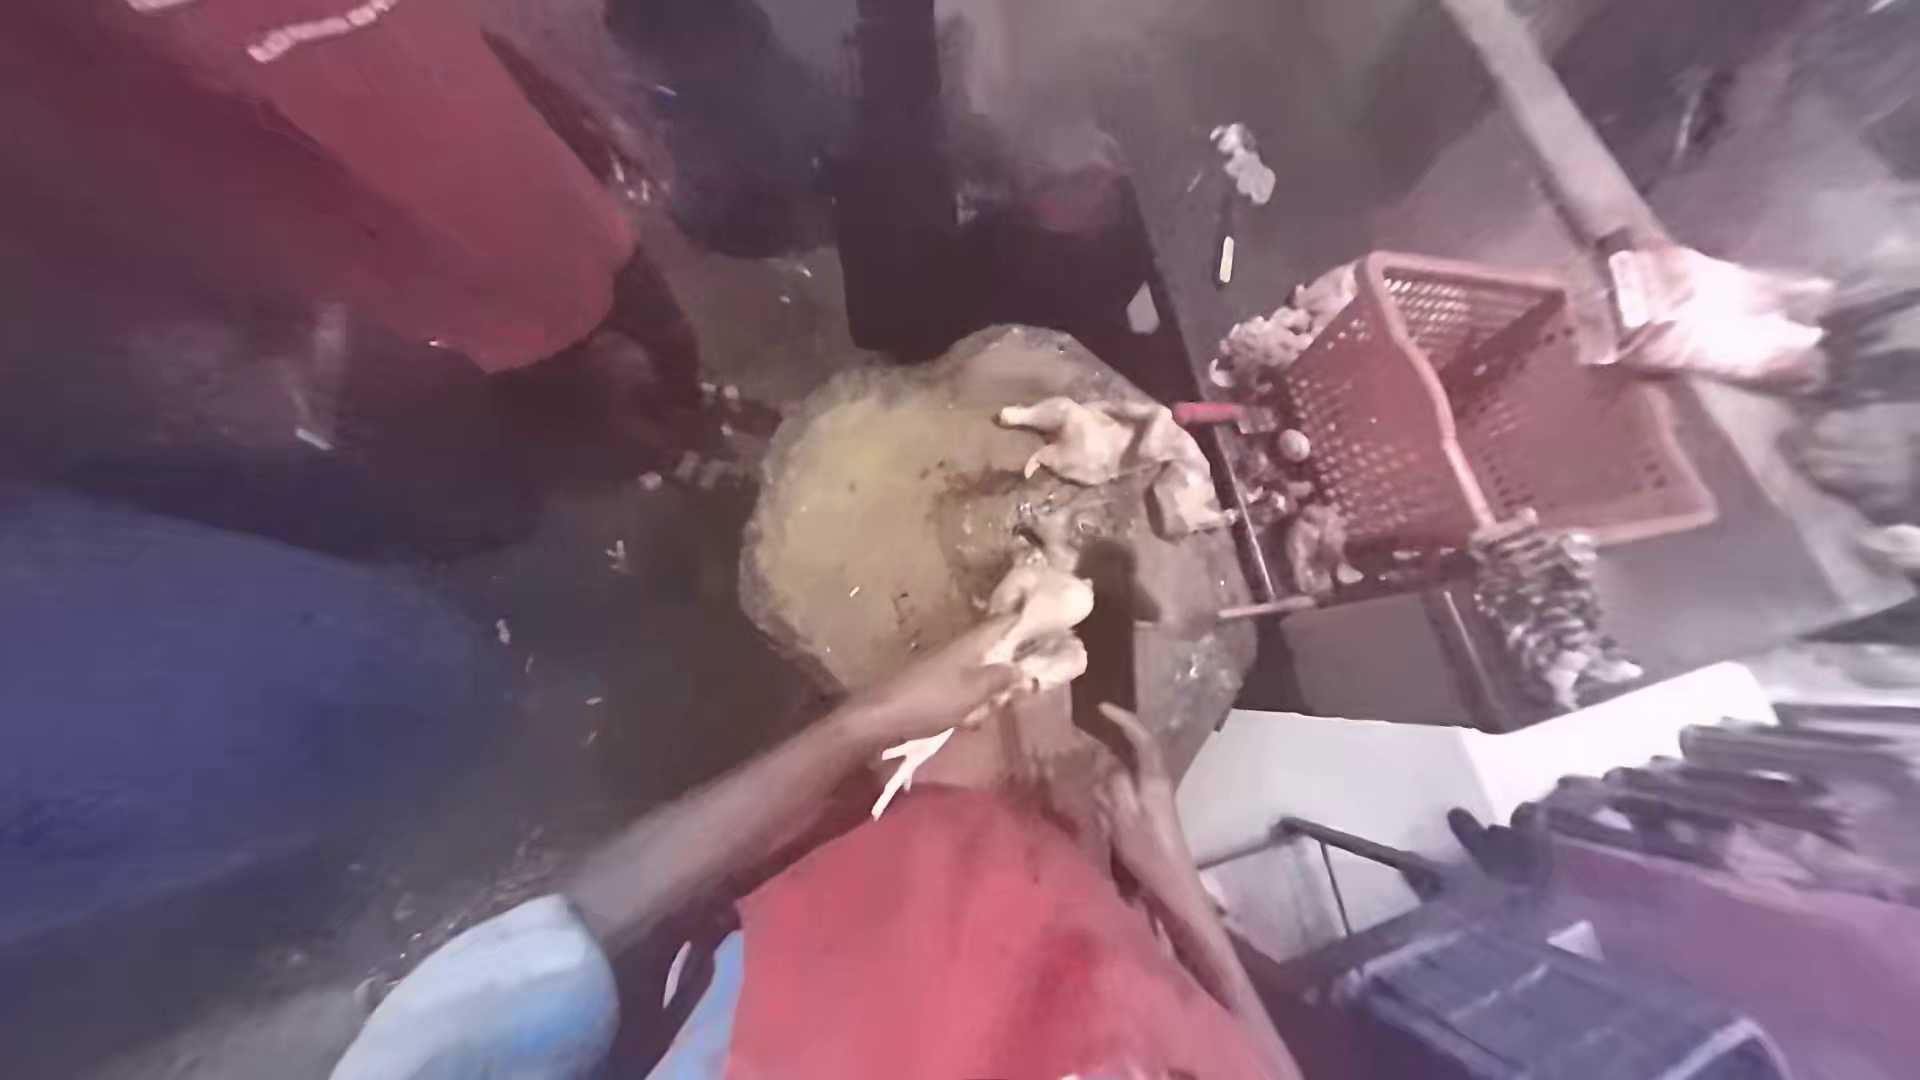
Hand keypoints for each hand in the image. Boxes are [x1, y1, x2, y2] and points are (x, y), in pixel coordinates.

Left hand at [835, 617, 1020, 747]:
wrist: (880, 716)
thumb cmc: (931, 700)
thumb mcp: (974, 691)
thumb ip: (1001, 678)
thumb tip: (1025, 669)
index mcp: (969, 642)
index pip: (1002, 622)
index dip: (1023, 622)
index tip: (1047, 628)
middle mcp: (957, 647)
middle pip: (992, 648)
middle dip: (1010, 664)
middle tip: (1026, 681)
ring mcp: (943, 665)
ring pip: (978, 671)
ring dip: (989, 688)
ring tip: (993, 706)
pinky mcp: (931, 684)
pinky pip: (962, 688)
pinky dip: (970, 701)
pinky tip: (968, 719)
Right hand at [1093, 703, 1192, 897]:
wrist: (1175, 888)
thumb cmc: (1149, 852)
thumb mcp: (1124, 817)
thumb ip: (1113, 784)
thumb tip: (1104, 758)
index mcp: (1154, 779)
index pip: (1142, 739)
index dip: (1123, 719)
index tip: (1102, 708)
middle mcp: (1158, 781)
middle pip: (1140, 747)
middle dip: (1119, 732)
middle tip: (1093, 725)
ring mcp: (1156, 796)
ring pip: (1135, 764)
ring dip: (1115, 753)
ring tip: (1089, 750)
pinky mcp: (1152, 810)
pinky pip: (1131, 779)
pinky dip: (1114, 773)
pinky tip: (1098, 782)